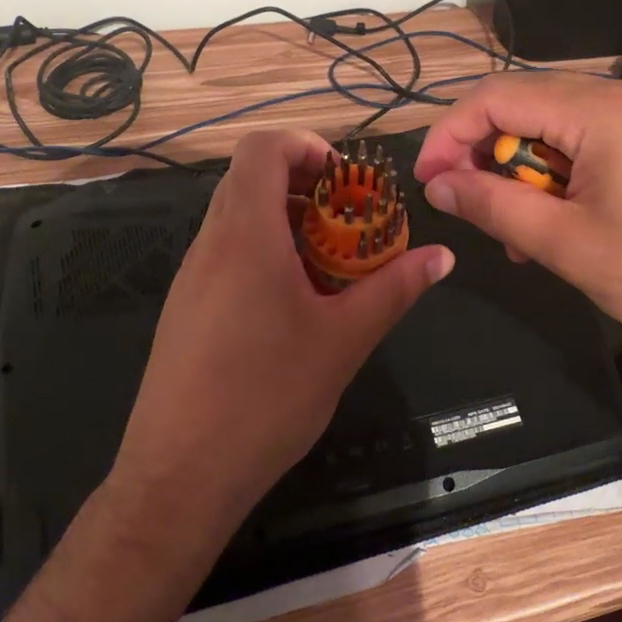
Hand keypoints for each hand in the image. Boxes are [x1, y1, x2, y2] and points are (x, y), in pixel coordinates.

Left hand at [115, 128, 454, 514]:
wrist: (180, 476)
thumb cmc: (266, 398)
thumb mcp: (344, 340)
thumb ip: (394, 289)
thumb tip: (442, 257)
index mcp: (246, 236)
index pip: (262, 148)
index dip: (307, 145)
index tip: (348, 180)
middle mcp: (211, 244)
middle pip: (251, 178)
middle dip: (306, 186)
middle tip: (351, 221)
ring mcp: (191, 278)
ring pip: (238, 217)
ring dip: (287, 222)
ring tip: (332, 265)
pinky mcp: (186, 309)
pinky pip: (226, 253)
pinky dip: (265, 253)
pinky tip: (296, 305)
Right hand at [414, 73, 621, 457]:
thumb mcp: (568, 245)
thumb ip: (496, 206)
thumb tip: (442, 185)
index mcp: (599, 111)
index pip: (496, 97)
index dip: (450, 135)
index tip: (429, 183)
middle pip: (529, 105)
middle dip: (490, 156)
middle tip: (475, 212)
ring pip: (562, 127)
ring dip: (528, 171)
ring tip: (522, 233)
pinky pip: (597, 141)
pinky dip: (567, 174)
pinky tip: (567, 222)